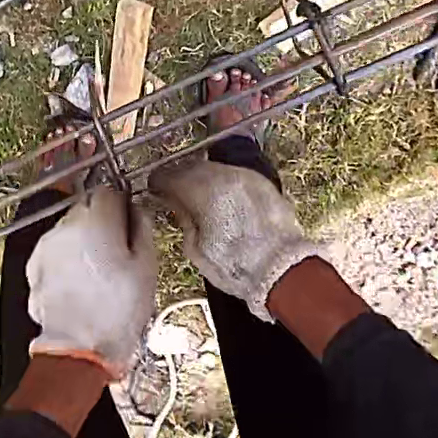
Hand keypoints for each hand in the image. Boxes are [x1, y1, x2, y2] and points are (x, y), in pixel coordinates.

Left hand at [28, 186, 156, 378]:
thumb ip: (142, 227)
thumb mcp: (146, 266)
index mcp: (97, 220)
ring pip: (70, 227)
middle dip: (101, 221)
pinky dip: (66, 256)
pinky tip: (80, 280)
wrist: (79, 349)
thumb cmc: (116, 312)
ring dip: (82, 238)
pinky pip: (55, 248)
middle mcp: (67, 225)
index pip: (109, 191)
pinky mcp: (34, 263)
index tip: (128, 218)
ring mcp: (47, 244)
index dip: (121, 204)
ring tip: (98, 270)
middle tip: (116, 248)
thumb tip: (137, 211)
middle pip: (87, 207)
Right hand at [149, 160, 325, 321]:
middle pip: (191, 167)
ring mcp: (245, 176)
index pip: (171, 176)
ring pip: (213, 168)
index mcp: (203, 192)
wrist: (283, 270)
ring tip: (195, 193)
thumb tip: (174, 203)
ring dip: (200, 177)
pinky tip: (218, 196)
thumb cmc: (236, 267)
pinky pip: (233, 174)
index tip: (154, 186)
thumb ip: (183, 219)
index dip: (159, 181)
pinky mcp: (261, 181)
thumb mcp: (196, 249)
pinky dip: (221, 181)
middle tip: (171, 189)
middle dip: (179, 175)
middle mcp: (224, 177)